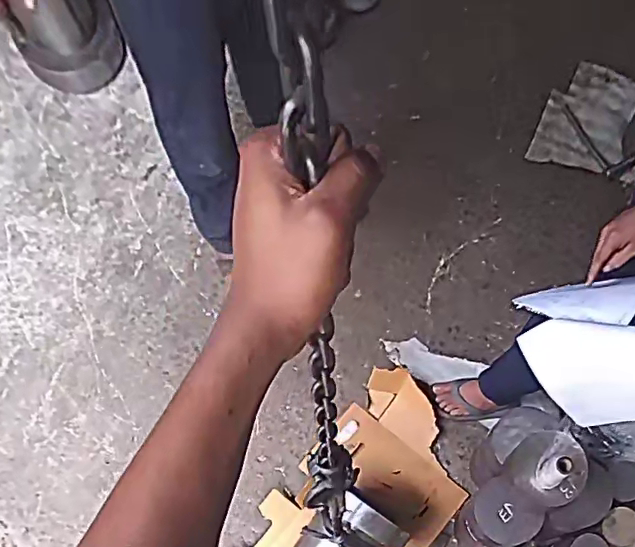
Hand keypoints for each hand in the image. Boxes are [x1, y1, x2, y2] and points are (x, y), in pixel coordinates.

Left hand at [219, 129, 383, 361]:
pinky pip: (322, 226)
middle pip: (330, 168)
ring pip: (331, 200)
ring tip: (323, 251)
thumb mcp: (332, 216)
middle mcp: (262, 174)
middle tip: (329, 229)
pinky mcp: (283, 232)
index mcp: (264, 154)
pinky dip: (329, 247)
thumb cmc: (285, 280)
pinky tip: (320, 263)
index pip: (327, 132)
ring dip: (339, 230)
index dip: (342, 167)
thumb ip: (357, 174)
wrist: (268, 326)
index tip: (333, 198)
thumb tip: (372, 155)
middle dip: (342, 204)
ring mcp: (273, 204)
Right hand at [586, 200, 634, 282]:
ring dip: (597, 259)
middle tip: (592, 277)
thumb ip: (618, 260)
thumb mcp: (634, 249)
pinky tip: (603, 256)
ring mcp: (606, 229)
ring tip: (597, 269)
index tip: (589, 281)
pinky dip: (601, 251)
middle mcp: (606, 233)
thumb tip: (607, 268)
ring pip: (598, 248)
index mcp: (612, 239)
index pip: (599, 260)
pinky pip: (601, 242)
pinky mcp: (609, 226)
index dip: (593, 272)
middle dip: (594, 267)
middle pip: (596, 254)